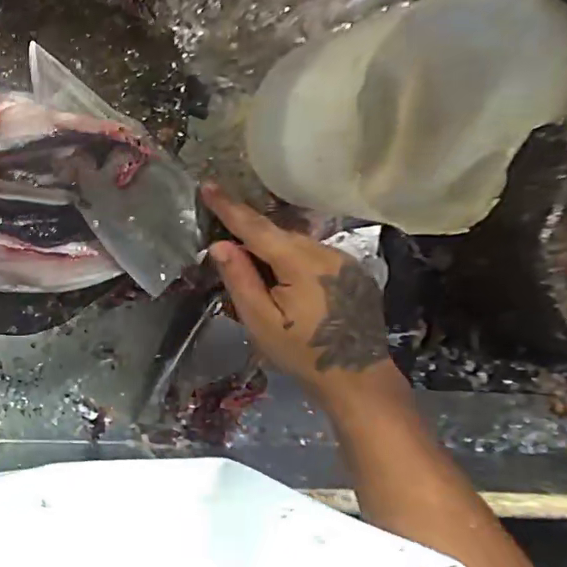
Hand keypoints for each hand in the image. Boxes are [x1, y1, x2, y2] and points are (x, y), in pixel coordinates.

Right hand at [202, 183, 394, 401]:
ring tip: (258, 276)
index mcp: (300, 262)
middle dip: (250, 234)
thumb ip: (240, 279)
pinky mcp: (354, 273)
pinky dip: (294, 261)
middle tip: (226, 246)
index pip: (256, 227)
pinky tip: (288, 285)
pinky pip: (314, 255)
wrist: (358, 381)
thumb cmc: (303, 355)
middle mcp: (326, 252)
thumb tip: (220, 244)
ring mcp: (344, 260)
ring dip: (274, 251)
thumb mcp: (261, 322)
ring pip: (297, 244)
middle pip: (278, 234)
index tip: (208, 186)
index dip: (229, 207)